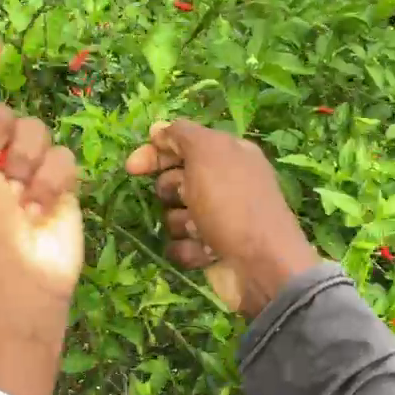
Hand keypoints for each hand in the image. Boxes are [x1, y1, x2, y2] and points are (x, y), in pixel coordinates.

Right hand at [125, 120, 319, 317]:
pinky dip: (189, 250)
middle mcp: (223, 184)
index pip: (182, 144)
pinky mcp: (210, 251)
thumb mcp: (207, 154)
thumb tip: (159, 128)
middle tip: (185, 198)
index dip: (156, 153)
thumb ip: (181, 135)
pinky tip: (206, 253)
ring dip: (179, 223)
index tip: (132, 167)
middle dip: (170, 191)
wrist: (262, 266)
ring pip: (173, 216)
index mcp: (228, 155)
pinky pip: (181, 246)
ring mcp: (217, 220)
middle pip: (174, 181)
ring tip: (199, 230)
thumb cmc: (233, 204)